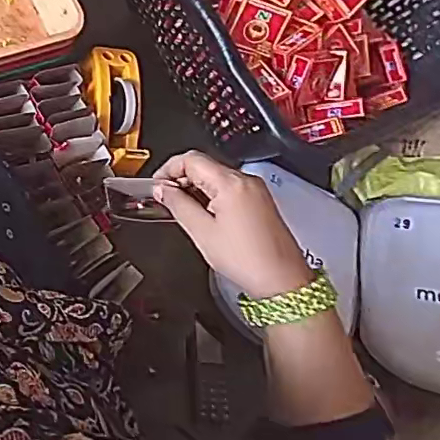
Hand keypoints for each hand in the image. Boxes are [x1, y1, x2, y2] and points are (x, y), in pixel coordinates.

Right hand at [153, 151, 312, 298]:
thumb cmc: (249, 260)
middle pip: (203, 165)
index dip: (168, 169)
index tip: (157, 184)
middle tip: (166, 198)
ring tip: (184, 210)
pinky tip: (204, 215)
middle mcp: (246, 180)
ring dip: (195, 187)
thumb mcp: (202, 232)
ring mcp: (255, 189)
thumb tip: (163, 190)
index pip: (191, 159)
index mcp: (231, 183)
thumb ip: (178, 205)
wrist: (282, 280)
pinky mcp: (259, 200)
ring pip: (215, 176)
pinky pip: (229, 187)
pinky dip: (211, 195)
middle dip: (180, 178)